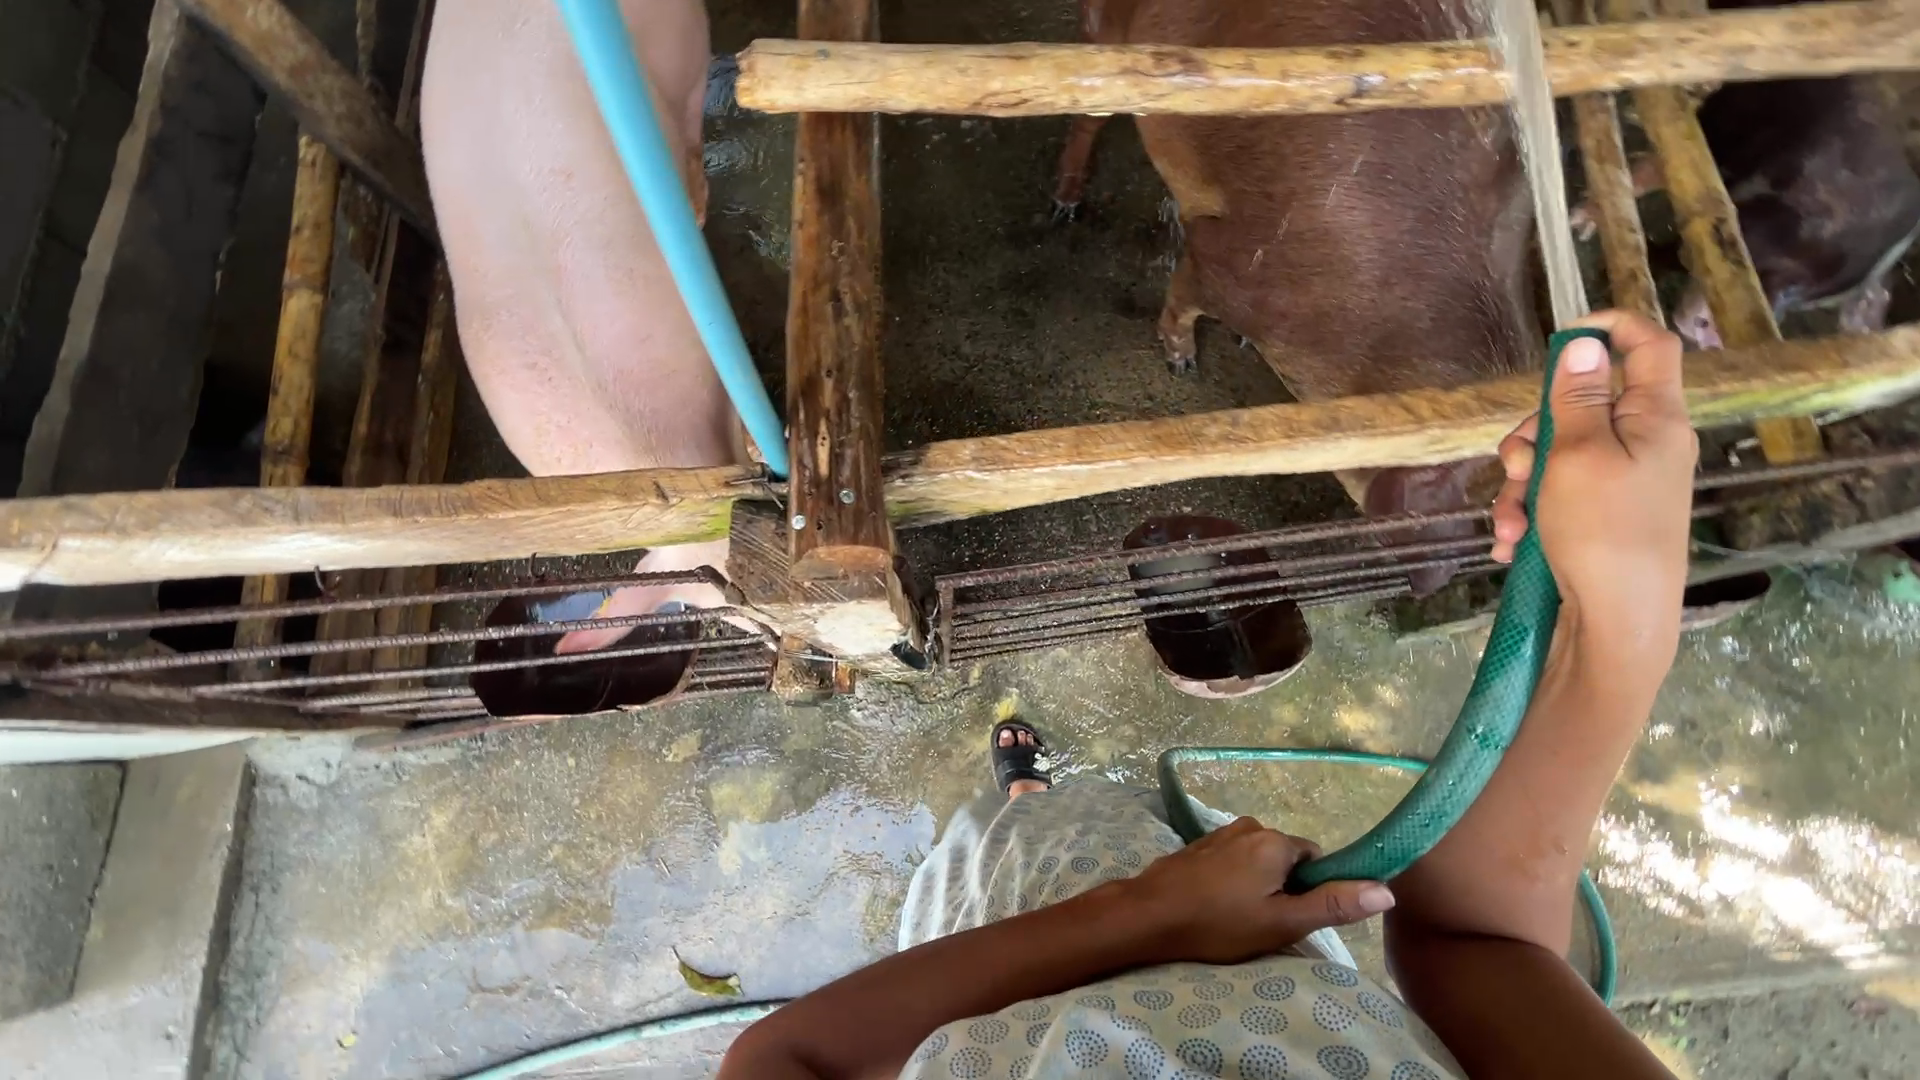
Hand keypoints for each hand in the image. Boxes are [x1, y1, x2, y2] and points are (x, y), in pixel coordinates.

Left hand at [1125, 817, 1394, 964]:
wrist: (1152, 912)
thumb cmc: (1220, 922)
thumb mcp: (1283, 921)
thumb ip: (1333, 904)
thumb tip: (1385, 889)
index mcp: (1275, 840)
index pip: (1317, 859)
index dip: (1315, 889)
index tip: (1297, 915)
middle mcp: (1249, 826)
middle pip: (1288, 858)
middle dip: (1286, 887)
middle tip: (1267, 921)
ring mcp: (1221, 833)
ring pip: (1259, 860)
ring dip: (1259, 885)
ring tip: (1241, 917)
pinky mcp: (1200, 844)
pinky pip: (1234, 860)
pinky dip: (1235, 880)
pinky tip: (1220, 905)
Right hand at [1489, 310, 1697, 669]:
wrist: (1615, 616)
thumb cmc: (1602, 529)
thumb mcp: (1577, 456)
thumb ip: (1575, 400)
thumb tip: (1583, 344)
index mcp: (1653, 420)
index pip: (1648, 348)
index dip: (1610, 329)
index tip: (1561, 334)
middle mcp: (1640, 445)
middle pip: (1577, 409)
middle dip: (1531, 435)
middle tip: (1515, 465)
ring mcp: (1617, 482)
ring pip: (1551, 458)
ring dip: (1517, 487)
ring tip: (1508, 523)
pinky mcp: (1594, 515)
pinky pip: (1549, 496)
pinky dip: (1524, 514)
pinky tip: (1510, 542)